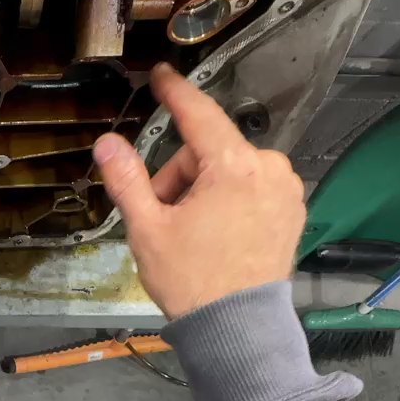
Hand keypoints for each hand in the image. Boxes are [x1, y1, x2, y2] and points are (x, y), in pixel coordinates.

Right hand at [92, 64, 308, 318]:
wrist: (235, 326)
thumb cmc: (189, 278)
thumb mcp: (147, 230)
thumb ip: (127, 181)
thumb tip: (106, 142)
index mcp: (232, 166)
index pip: (198, 116)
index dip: (175, 94)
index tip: (160, 75)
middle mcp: (268, 167)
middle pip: (209, 154)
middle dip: (180, 179)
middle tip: (163, 221)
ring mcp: (285, 189)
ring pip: (230, 173)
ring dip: (203, 193)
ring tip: (189, 235)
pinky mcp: (293, 211)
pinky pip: (252, 191)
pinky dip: (229, 205)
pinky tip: (216, 238)